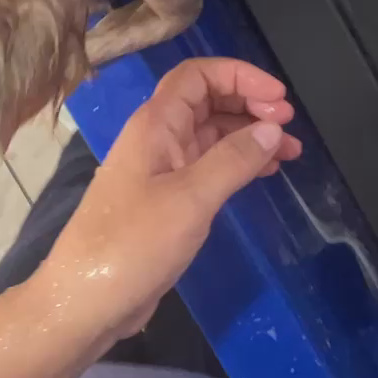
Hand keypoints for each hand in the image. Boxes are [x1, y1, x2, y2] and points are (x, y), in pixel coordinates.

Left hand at [28, 58, 300, 351]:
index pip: (197, 75)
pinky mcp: (167, 200)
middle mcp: (157, 138)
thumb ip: (233, 159)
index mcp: (155, 124)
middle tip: (289, 124)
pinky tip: (266, 172)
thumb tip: (272, 127)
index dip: (239, 76)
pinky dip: (237, 163)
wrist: (87, 301)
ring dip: (248, 135)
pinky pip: (208, 165)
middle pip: (206, 100)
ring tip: (291, 150)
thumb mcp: (190, 199)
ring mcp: (161, 169)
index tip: (280, 99)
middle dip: (249, 103)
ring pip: (210, 134)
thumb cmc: (133, 244)